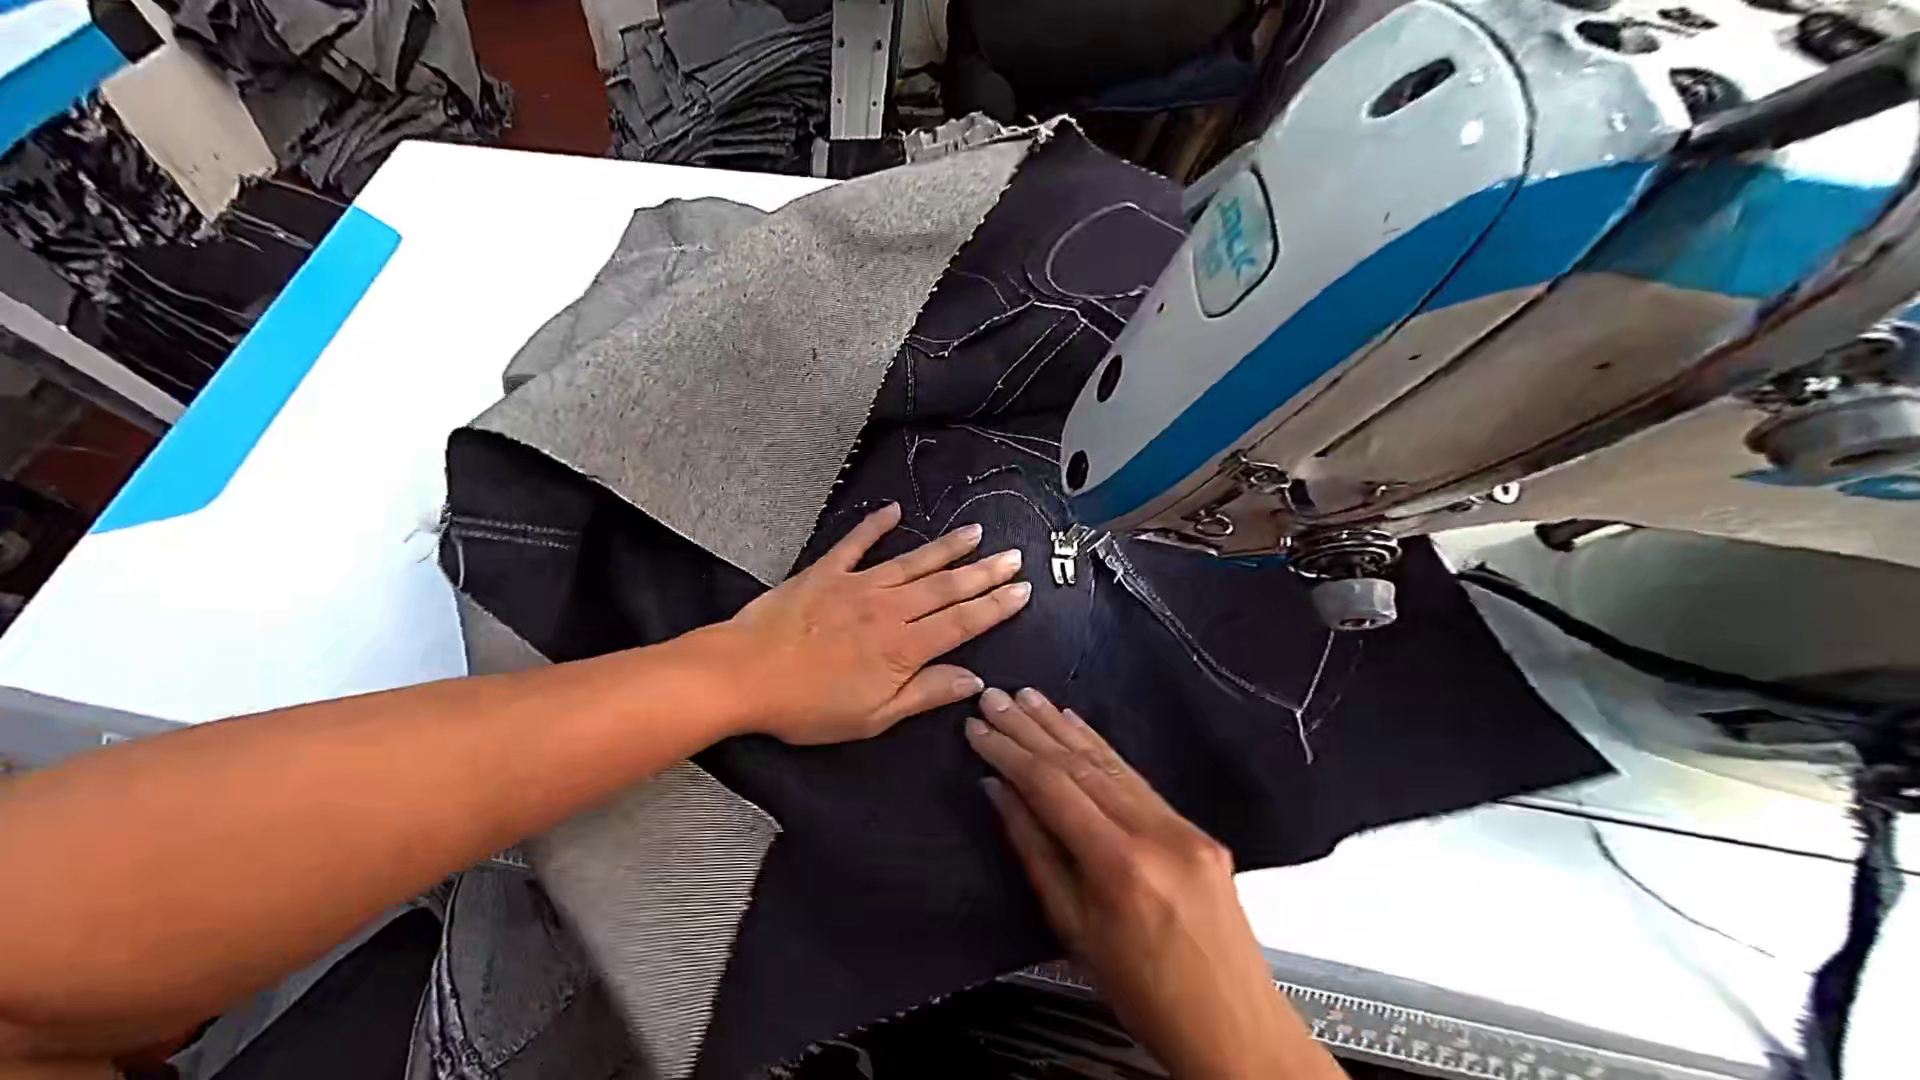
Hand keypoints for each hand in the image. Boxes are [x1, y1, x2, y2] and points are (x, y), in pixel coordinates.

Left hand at [713, 503, 1030, 744]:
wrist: (743, 675)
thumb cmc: (806, 706)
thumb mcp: (871, 717)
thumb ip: (924, 693)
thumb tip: (971, 681)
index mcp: (902, 647)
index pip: (962, 622)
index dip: (996, 606)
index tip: (1021, 590)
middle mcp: (888, 609)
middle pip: (947, 587)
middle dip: (985, 572)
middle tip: (1014, 557)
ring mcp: (857, 585)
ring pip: (913, 562)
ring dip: (947, 547)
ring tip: (975, 532)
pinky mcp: (826, 572)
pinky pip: (856, 543)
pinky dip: (875, 526)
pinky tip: (894, 511)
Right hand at [966, 688, 1345, 1079]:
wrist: (1236, 1031)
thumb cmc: (1146, 996)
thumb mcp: (1074, 930)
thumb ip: (1034, 851)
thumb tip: (999, 792)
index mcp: (1121, 865)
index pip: (1052, 787)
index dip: (1010, 753)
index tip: (979, 729)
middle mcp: (1157, 834)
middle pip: (1079, 765)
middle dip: (1030, 728)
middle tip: (995, 698)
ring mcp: (1182, 826)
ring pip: (1109, 763)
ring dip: (1062, 727)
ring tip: (1028, 699)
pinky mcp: (1195, 827)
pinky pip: (1136, 777)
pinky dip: (1100, 748)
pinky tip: (1077, 725)